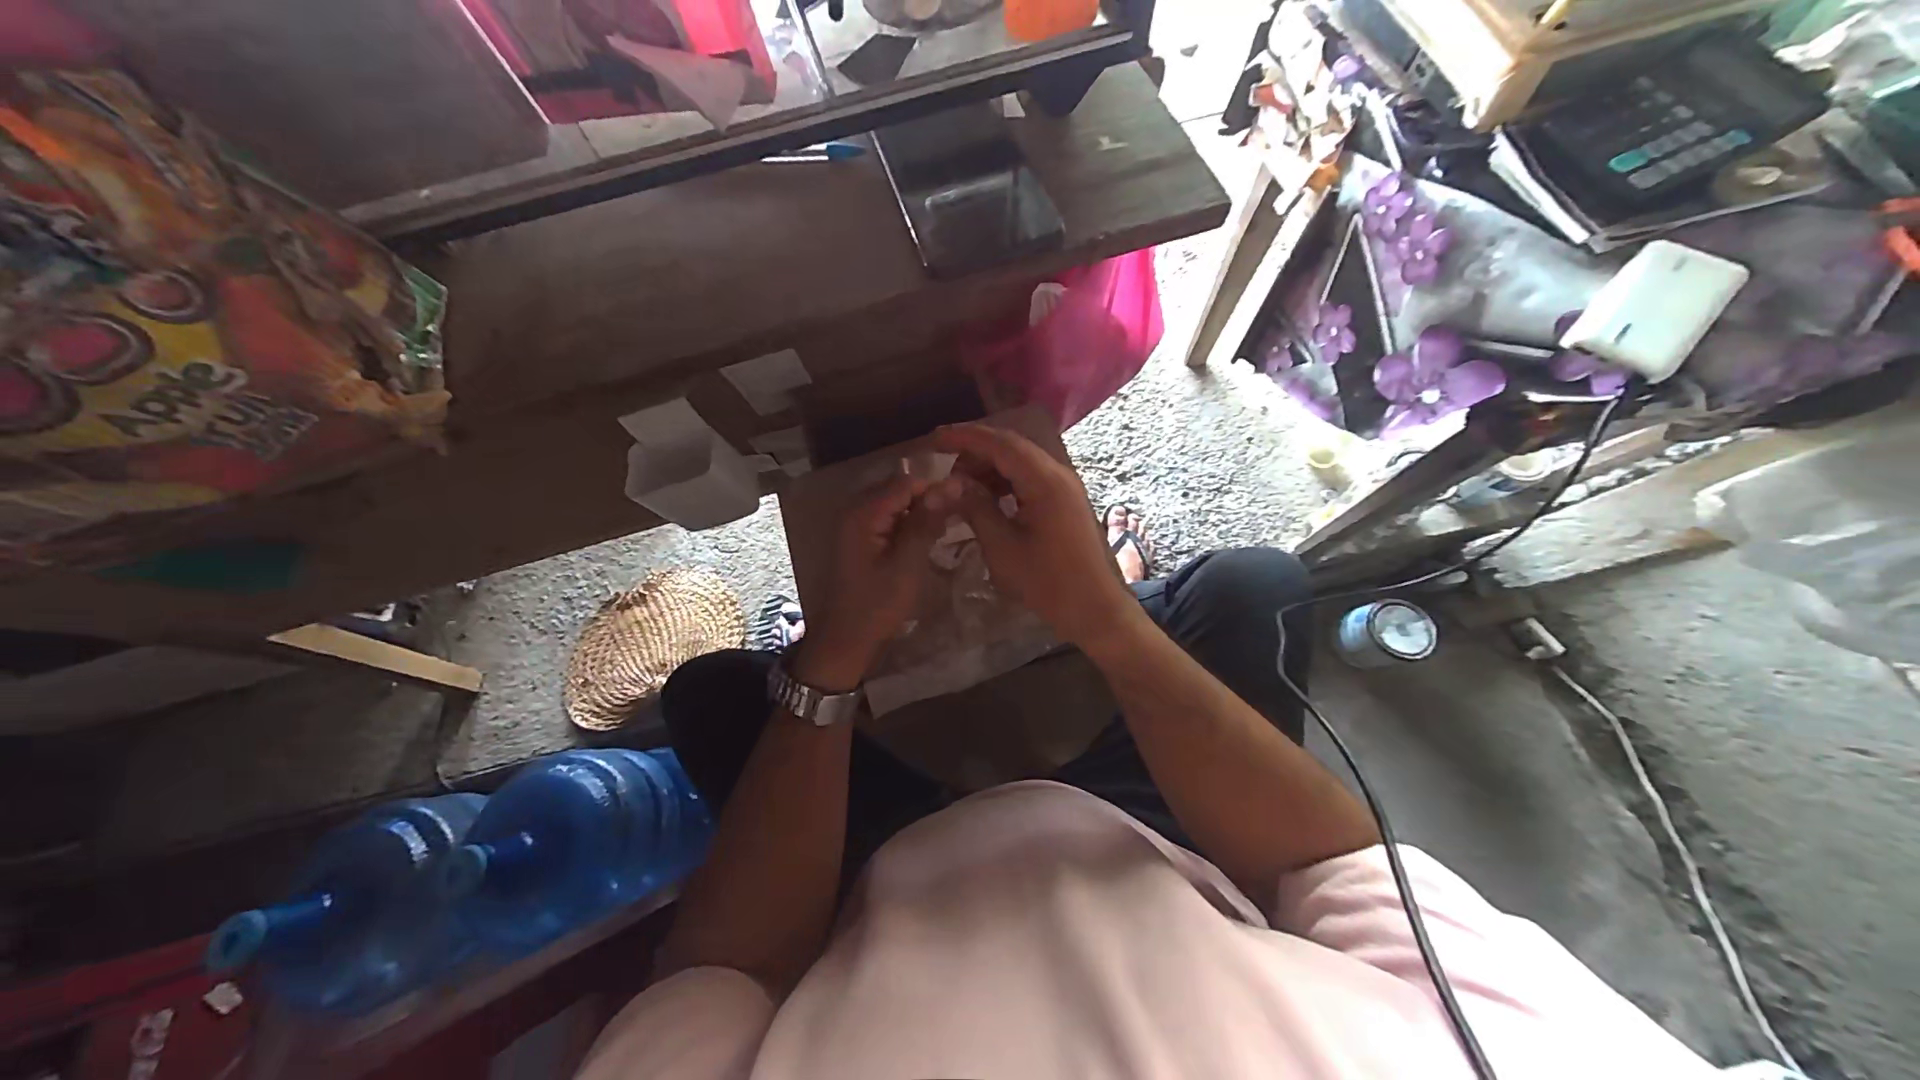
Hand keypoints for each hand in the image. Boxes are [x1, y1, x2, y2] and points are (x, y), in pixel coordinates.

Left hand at [790, 470, 952, 692]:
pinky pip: (888, 519)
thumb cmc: (877, 605)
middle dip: (927, 499)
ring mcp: (855, 525)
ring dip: (919, 513)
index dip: (935, 488)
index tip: (963, 502)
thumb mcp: (907, 563)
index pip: (905, 482)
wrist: (847, 639)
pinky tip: (925, 541)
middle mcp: (855, 511)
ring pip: (895, 504)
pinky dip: (907, 526)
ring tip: (944, 530)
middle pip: (898, 489)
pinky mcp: (860, 539)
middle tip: (955, 518)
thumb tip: (952, 485)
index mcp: (863, 514)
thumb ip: (926, 522)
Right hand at [932, 423, 1141, 649]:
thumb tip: (949, 484)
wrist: (1096, 608)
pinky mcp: (1065, 501)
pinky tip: (987, 500)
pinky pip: (1030, 478)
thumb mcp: (1002, 548)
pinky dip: (1005, 482)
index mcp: (1044, 481)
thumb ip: (976, 508)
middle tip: (946, 474)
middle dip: (975, 454)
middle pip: (1011, 447)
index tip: (934, 439)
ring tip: (961, 489)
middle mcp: (1058, 474)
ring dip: (989, 469)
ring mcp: (1064, 486)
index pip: (1000, 443)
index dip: (964, 437)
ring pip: (1020, 462)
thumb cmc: (1048, 583)